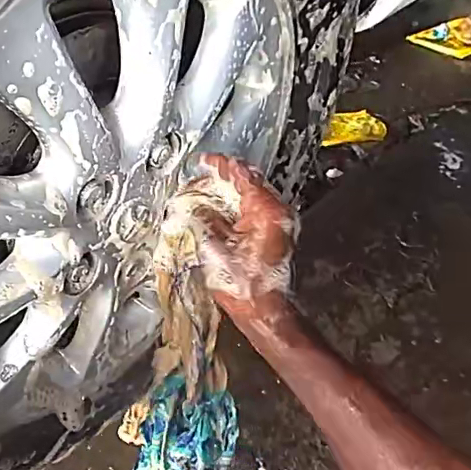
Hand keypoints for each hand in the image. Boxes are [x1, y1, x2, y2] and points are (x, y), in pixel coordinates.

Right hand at [191, 153, 299, 321]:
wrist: (261, 308)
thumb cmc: (242, 283)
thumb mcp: (214, 247)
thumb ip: (205, 220)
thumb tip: (192, 205)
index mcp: (265, 211)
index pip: (243, 177)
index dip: (221, 166)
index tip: (205, 161)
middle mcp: (277, 214)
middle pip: (251, 183)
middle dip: (225, 177)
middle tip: (203, 174)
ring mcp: (278, 224)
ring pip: (252, 195)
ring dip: (230, 191)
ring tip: (207, 189)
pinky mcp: (274, 235)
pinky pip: (254, 210)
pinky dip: (236, 205)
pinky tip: (219, 209)